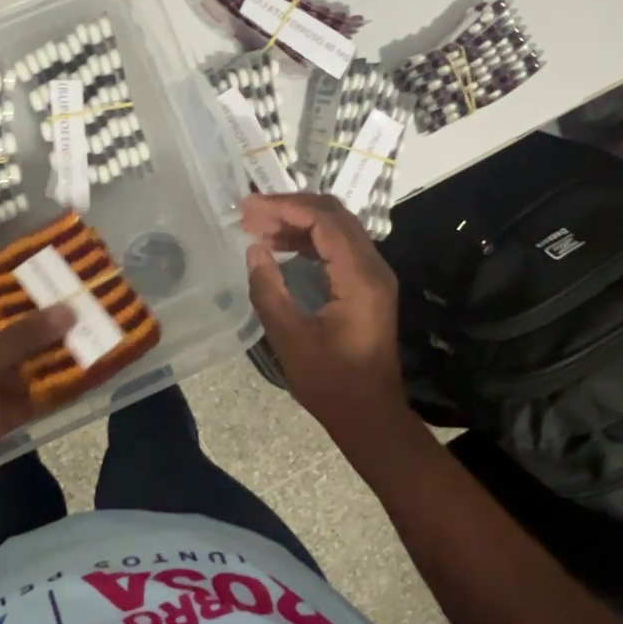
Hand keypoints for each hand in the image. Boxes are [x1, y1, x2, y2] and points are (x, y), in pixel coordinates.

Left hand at [0, 307, 73, 506]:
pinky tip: (81, 385)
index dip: (28, 310)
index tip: (67, 302)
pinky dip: (49, 396)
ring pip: (21, 376)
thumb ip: (23, 337)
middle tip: (92, 325)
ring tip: (95, 350)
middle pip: (12, 347)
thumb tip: (67, 309)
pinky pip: (25, 404)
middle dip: (47, 339)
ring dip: (52, 367)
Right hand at [242, 193, 408, 435]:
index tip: (248, 209)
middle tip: (249, 214)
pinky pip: (340, 249)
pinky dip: (310, 242)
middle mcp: (374, 269)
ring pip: (338, 230)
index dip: (285, 208)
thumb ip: (269, 290)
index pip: (324, 221)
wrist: (370, 416)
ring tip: (258, 229)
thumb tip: (254, 250)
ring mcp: (374, 277)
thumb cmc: (331, 383)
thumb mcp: (290, 339)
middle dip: (291, 208)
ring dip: (299, 223)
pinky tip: (281, 249)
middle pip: (335, 216)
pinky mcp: (368, 288)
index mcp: (359, 278)